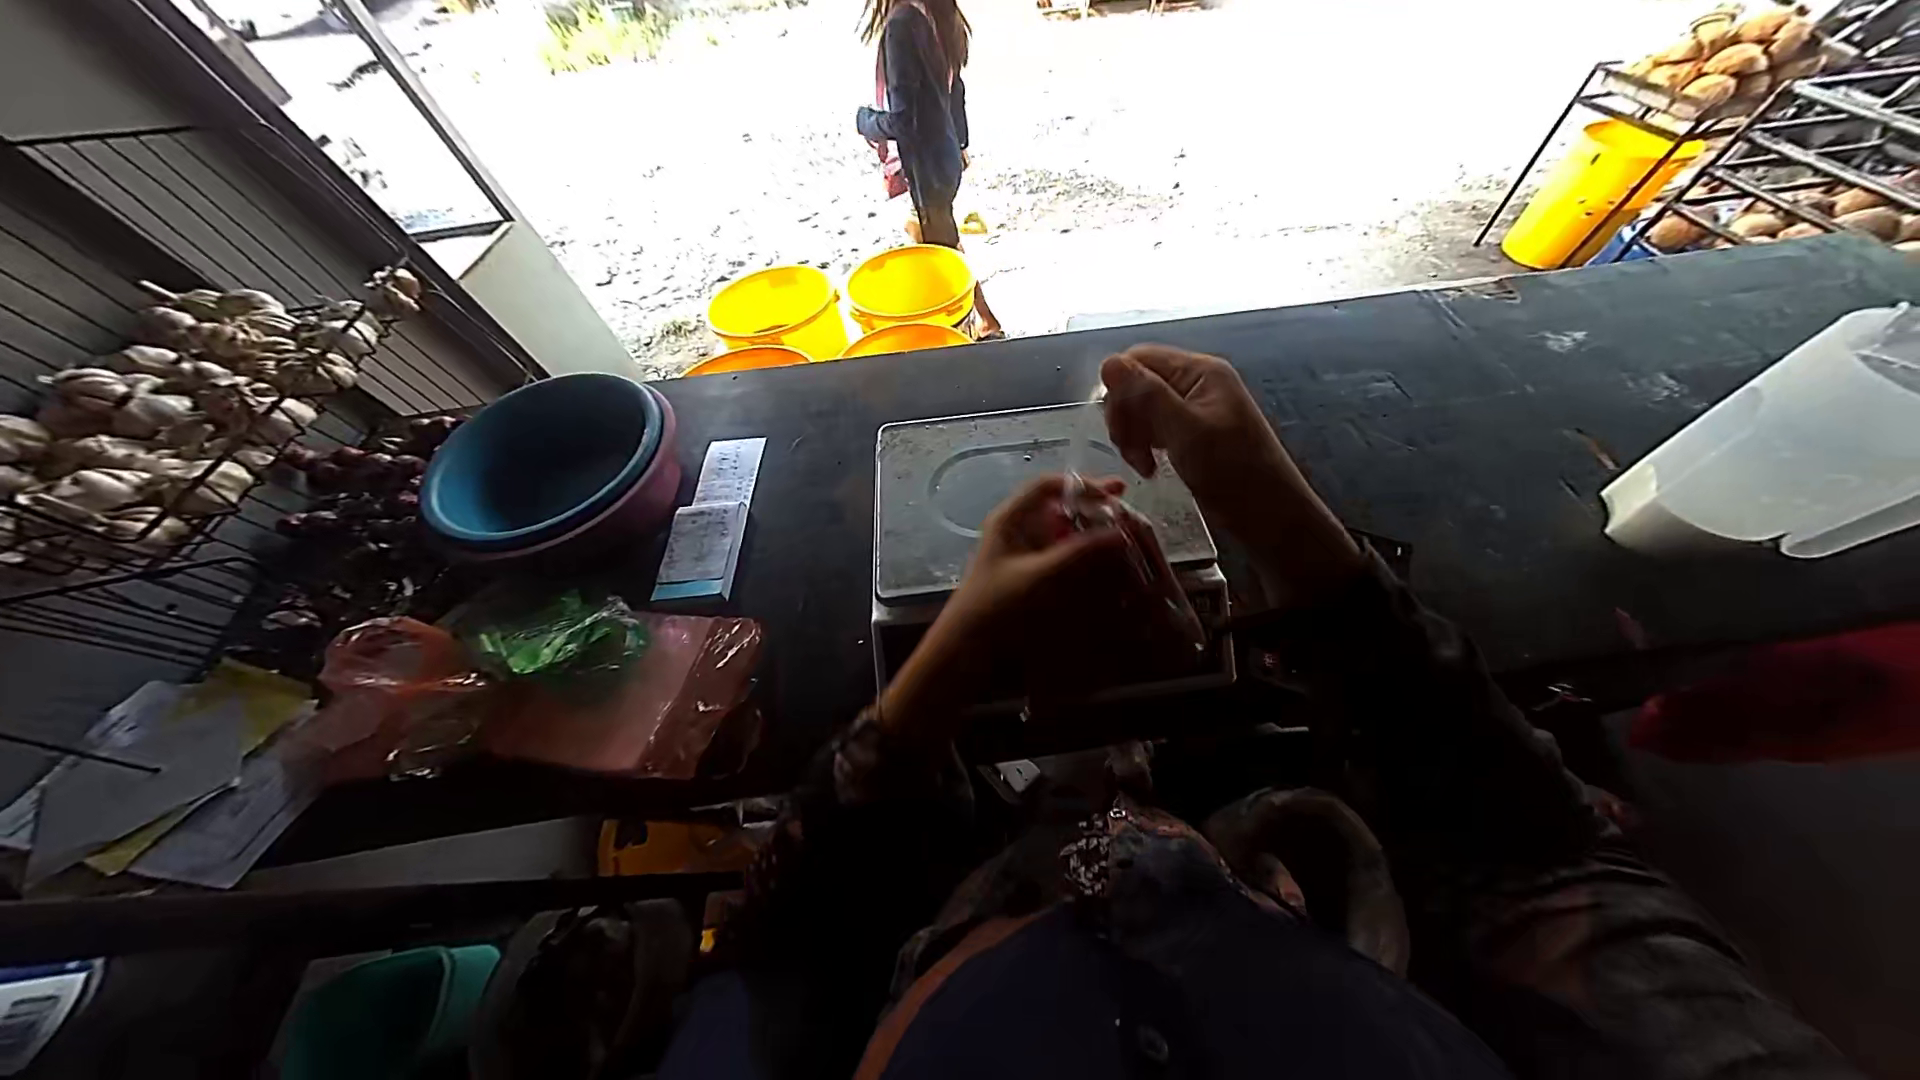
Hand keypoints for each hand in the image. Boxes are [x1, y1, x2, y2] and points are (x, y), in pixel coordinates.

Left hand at [879, 476, 1127, 737]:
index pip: (1047, 486)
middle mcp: (1016, 529)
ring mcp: (1022, 551)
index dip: (1082, 485)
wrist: (968, 648)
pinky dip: (1083, 552)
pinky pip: (1060, 552)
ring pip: (1061, 529)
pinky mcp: (1029, 573)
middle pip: (1057, 505)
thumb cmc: (996, 606)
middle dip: (1092, 506)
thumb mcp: (1039, 576)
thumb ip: (1079, 552)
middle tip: (1126, 508)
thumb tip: (1120, 533)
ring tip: (1123, 534)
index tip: (1116, 493)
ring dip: (1090, 529)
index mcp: (1009, 519)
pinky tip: (1105, 561)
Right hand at [1101, 344, 1363, 606]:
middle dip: (1125, 418)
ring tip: (1144, 465)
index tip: (1120, 429)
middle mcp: (1193, 383)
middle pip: (1135, 384)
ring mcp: (1191, 408)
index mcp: (1199, 371)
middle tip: (1132, 452)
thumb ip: (1147, 396)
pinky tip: (1150, 468)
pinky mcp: (1187, 433)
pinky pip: (1150, 429)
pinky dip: (1142, 447)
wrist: (1267, 513)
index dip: (1119, 390)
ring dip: (1131, 436)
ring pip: (1138, 409)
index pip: (1138, 360)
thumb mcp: (1186, 430)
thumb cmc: (1233, 470)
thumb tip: (1108, 363)